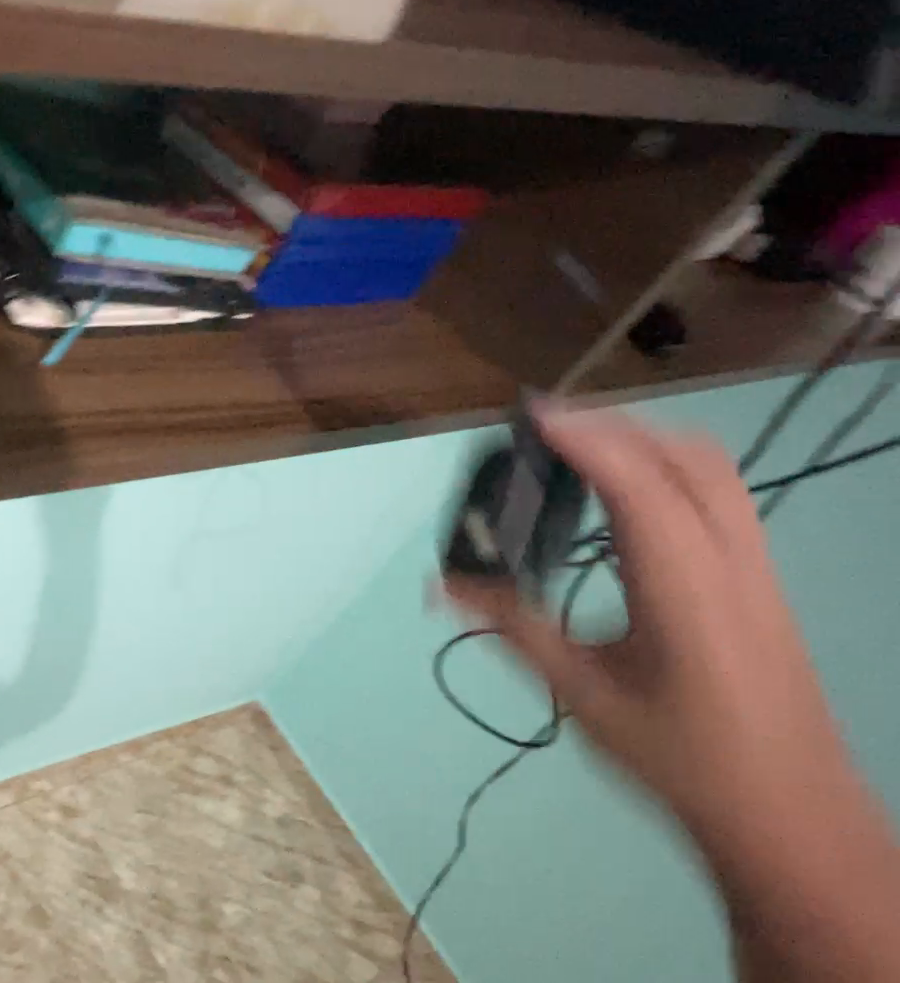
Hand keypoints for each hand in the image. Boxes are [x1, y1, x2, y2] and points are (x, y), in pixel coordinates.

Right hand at [445, 408, 850, 836]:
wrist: (791, 817)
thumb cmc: (679, 756)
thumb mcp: (581, 692)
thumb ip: (512, 628)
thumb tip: (440, 584)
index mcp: (686, 590)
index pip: (641, 488)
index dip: (586, 442)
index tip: (530, 415)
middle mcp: (732, 566)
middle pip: (690, 461)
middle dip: (617, 426)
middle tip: (545, 424)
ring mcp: (756, 572)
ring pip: (715, 474)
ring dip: (646, 442)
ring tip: (577, 444)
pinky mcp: (759, 584)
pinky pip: (720, 499)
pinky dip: (667, 470)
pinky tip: (623, 493)